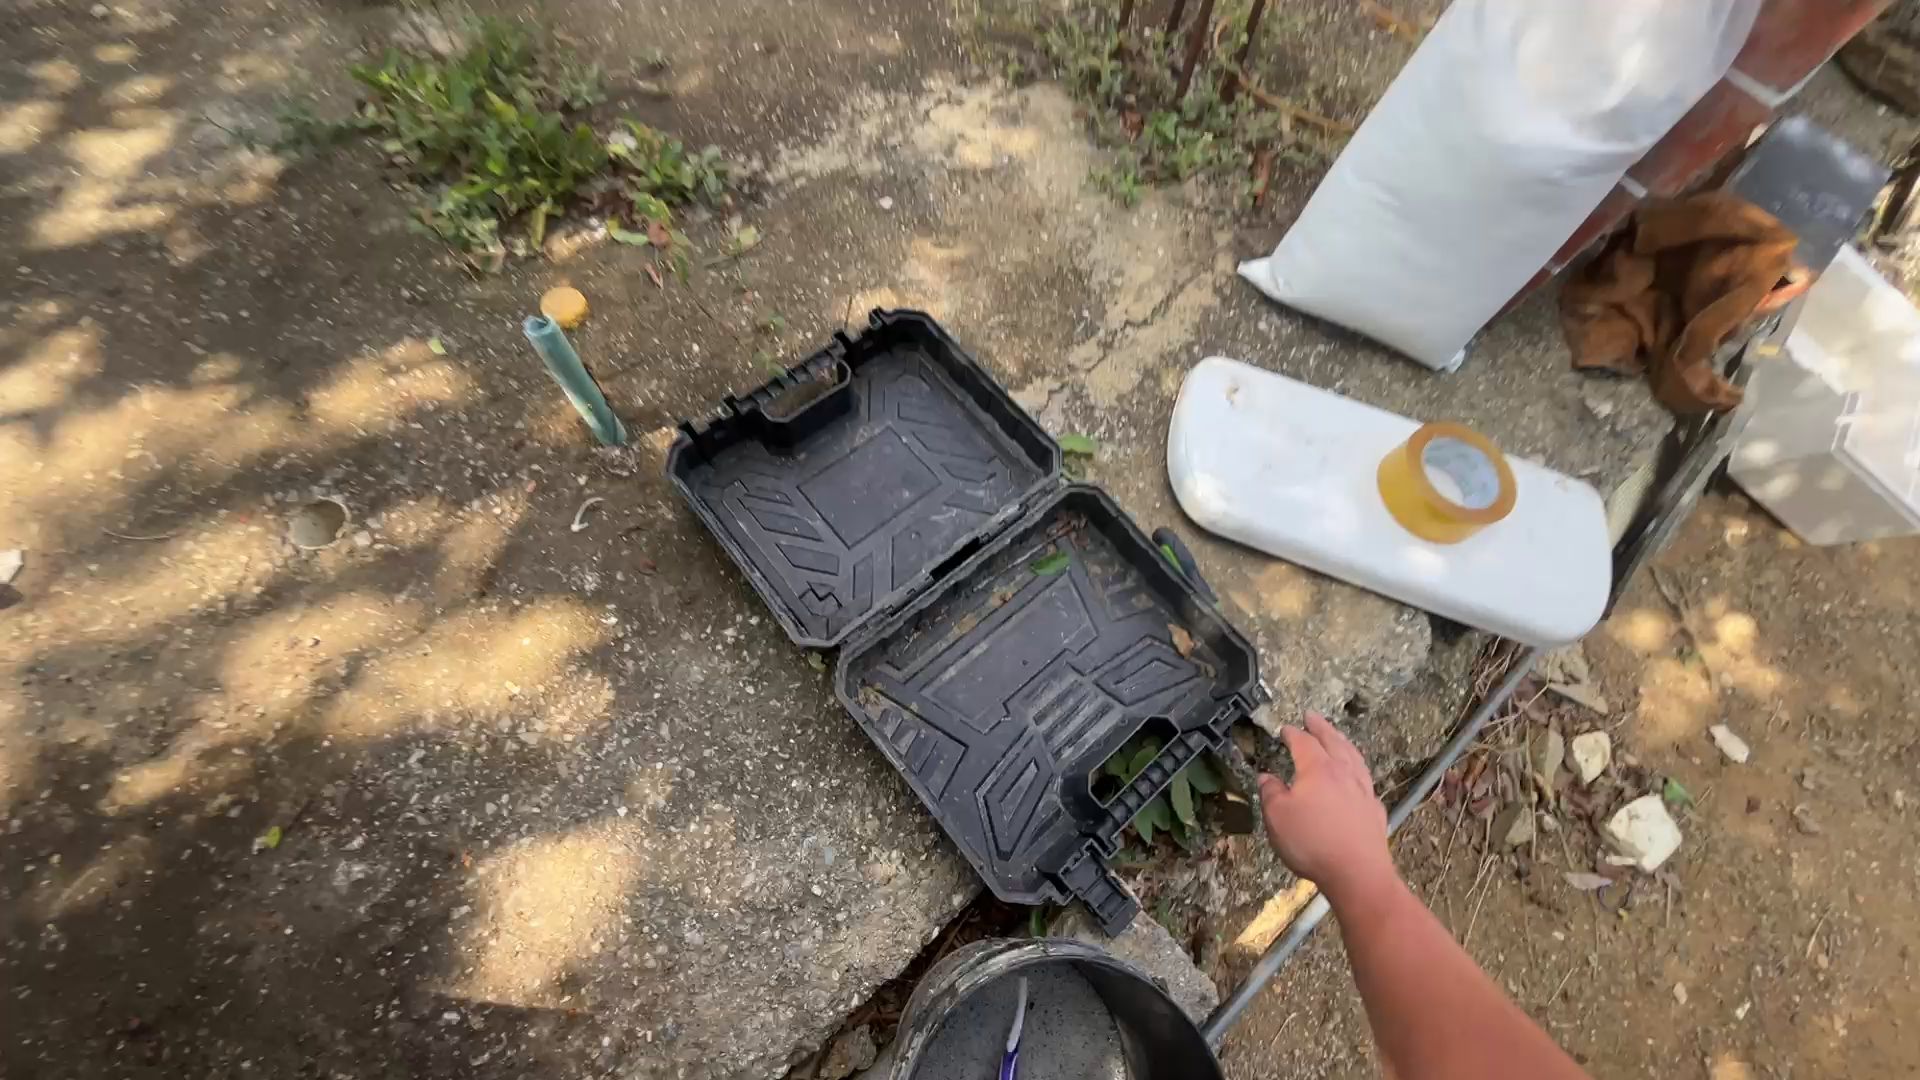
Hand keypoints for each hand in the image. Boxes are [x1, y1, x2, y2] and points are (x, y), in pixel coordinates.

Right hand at [1259, 712, 1396, 907]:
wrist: (1359, 875)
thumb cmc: (1312, 843)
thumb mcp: (1277, 817)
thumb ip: (1270, 793)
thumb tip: (1267, 777)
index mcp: (1317, 770)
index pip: (1304, 743)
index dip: (1293, 734)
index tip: (1284, 728)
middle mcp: (1343, 774)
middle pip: (1333, 742)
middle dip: (1321, 728)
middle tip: (1312, 716)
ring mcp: (1363, 791)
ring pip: (1354, 757)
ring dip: (1343, 743)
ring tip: (1337, 737)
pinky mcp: (1375, 811)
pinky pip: (1366, 779)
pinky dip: (1358, 769)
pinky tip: (1356, 776)